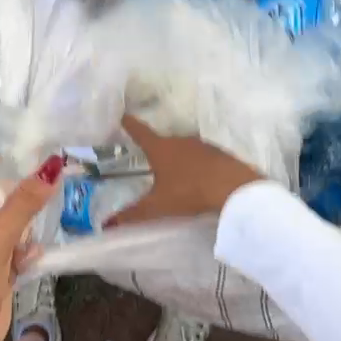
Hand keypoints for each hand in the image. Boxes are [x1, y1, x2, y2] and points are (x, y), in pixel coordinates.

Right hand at [104, 115, 264, 228]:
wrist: (234, 188)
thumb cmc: (189, 192)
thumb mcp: (158, 207)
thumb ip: (133, 215)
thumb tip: (106, 225)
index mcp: (161, 149)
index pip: (140, 132)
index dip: (130, 125)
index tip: (124, 115)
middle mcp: (181, 141)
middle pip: (164, 141)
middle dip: (157, 148)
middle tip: (151, 157)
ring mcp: (203, 146)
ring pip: (185, 149)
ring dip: (180, 157)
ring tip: (176, 172)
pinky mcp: (221, 155)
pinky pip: (204, 158)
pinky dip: (199, 165)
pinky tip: (200, 178)